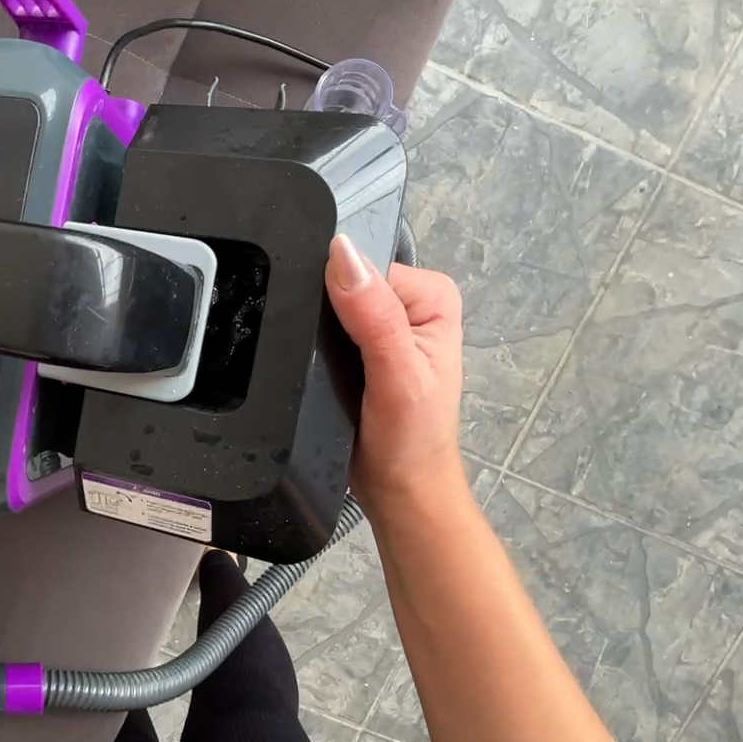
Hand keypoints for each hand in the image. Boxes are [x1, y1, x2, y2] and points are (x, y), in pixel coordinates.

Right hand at [325, 234, 465, 501]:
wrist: (399, 488)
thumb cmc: (410, 438)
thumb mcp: (398, 374)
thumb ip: (373, 314)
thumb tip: (340, 253)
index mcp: (432, 297)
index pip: (366, 269)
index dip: (338, 294)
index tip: (333, 338)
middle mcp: (409, 304)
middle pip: (346, 284)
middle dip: (325, 314)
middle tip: (324, 358)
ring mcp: (382, 326)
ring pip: (329, 307)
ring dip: (314, 332)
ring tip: (318, 367)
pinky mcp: (358, 349)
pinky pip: (323, 330)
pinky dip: (312, 347)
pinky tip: (311, 366)